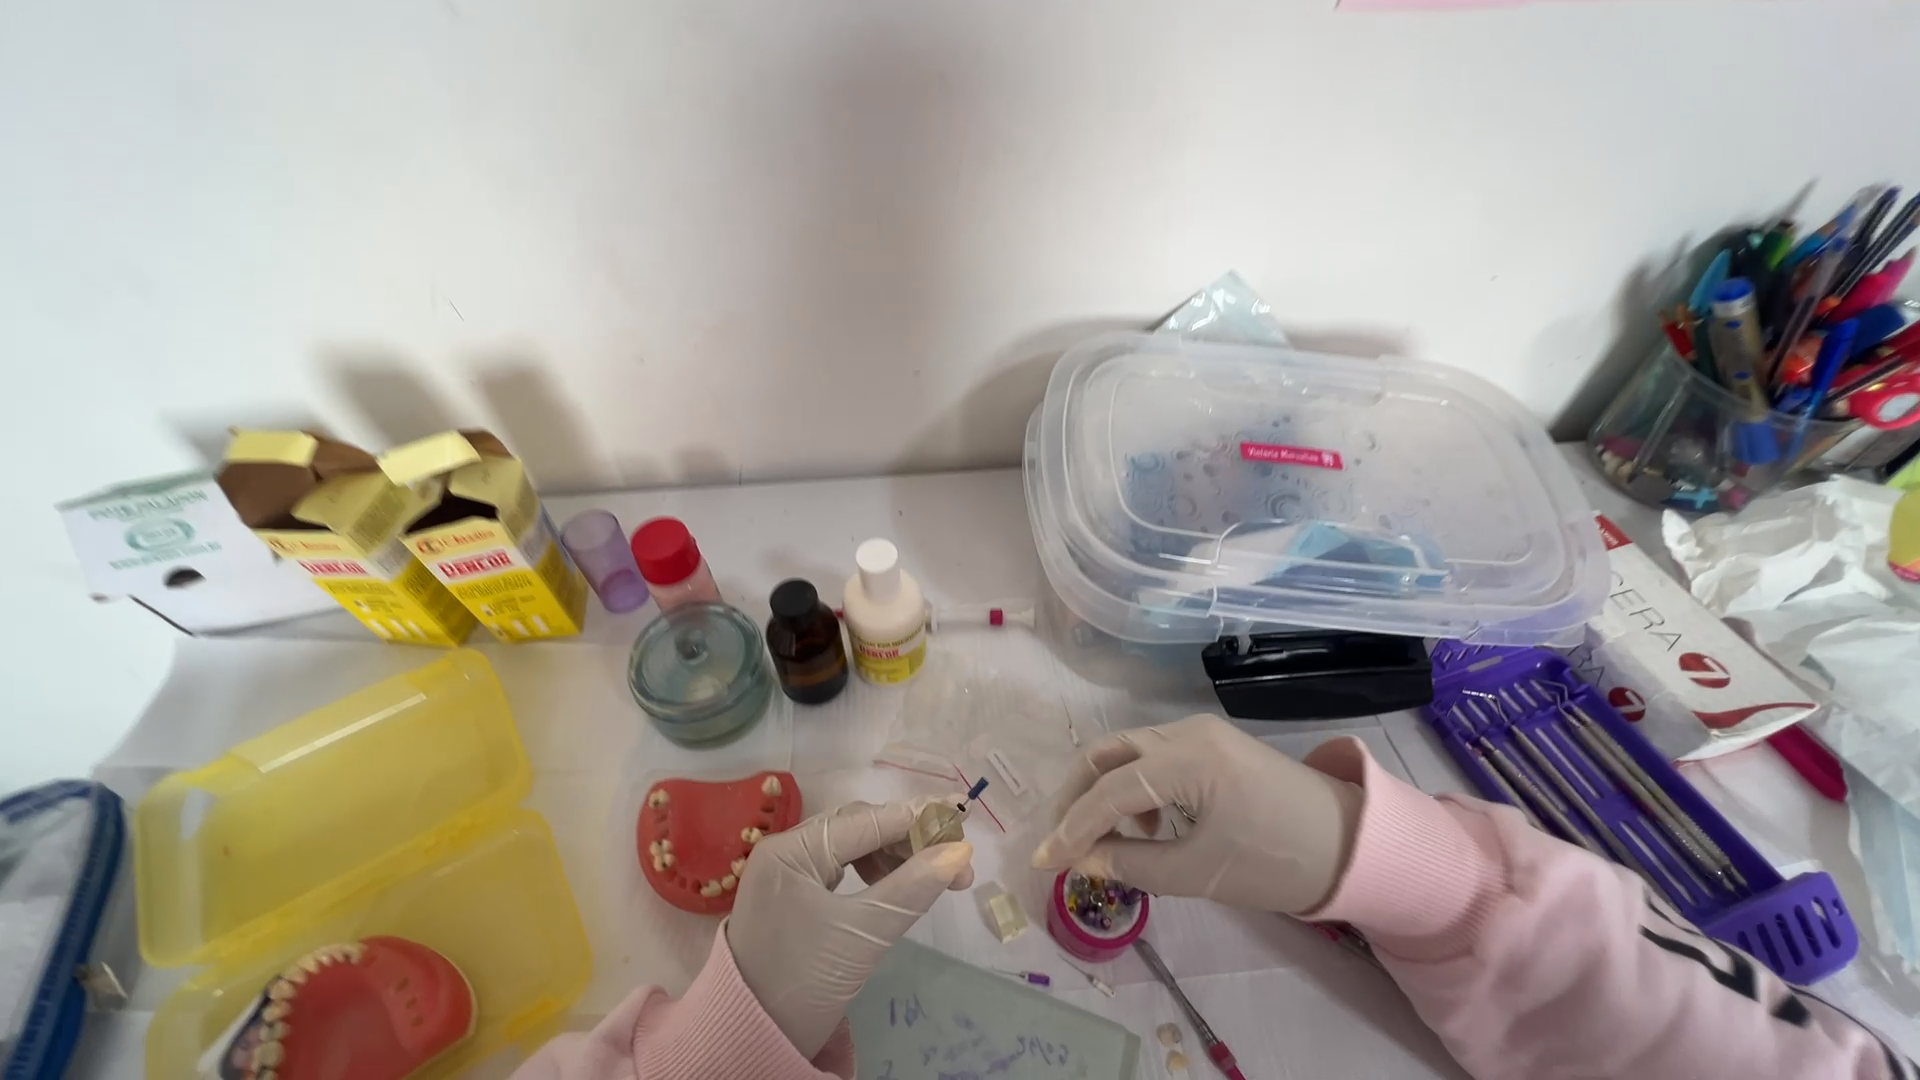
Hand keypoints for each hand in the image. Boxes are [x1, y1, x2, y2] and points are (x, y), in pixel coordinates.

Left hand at [727, 799, 974, 1058]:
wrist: (749, 1041)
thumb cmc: (803, 982)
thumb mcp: (863, 933)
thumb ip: (913, 887)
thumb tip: (960, 852)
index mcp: (793, 848)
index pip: (866, 820)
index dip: (917, 818)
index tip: (961, 816)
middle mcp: (788, 849)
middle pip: (860, 828)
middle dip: (910, 841)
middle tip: (955, 862)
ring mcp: (789, 872)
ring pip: (855, 847)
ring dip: (896, 858)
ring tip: (934, 878)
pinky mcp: (794, 895)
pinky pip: (842, 869)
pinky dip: (875, 874)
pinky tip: (899, 885)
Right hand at [1030, 714, 1361, 914]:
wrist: (1354, 845)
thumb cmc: (1277, 862)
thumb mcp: (1200, 873)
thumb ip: (1132, 864)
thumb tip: (1081, 862)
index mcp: (1187, 757)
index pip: (1110, 789)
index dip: (1072, 827)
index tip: (1043, 860)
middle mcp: (1186, 730)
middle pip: (1108, 752)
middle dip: (1076, 794)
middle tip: (1061, 838)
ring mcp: (1199, 732)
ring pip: (1127, 751)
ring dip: (1104, 789)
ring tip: (1104, 839)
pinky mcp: (1210, 743)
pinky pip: (1153, 757)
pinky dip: (1134, 786)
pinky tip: (1147, 825)